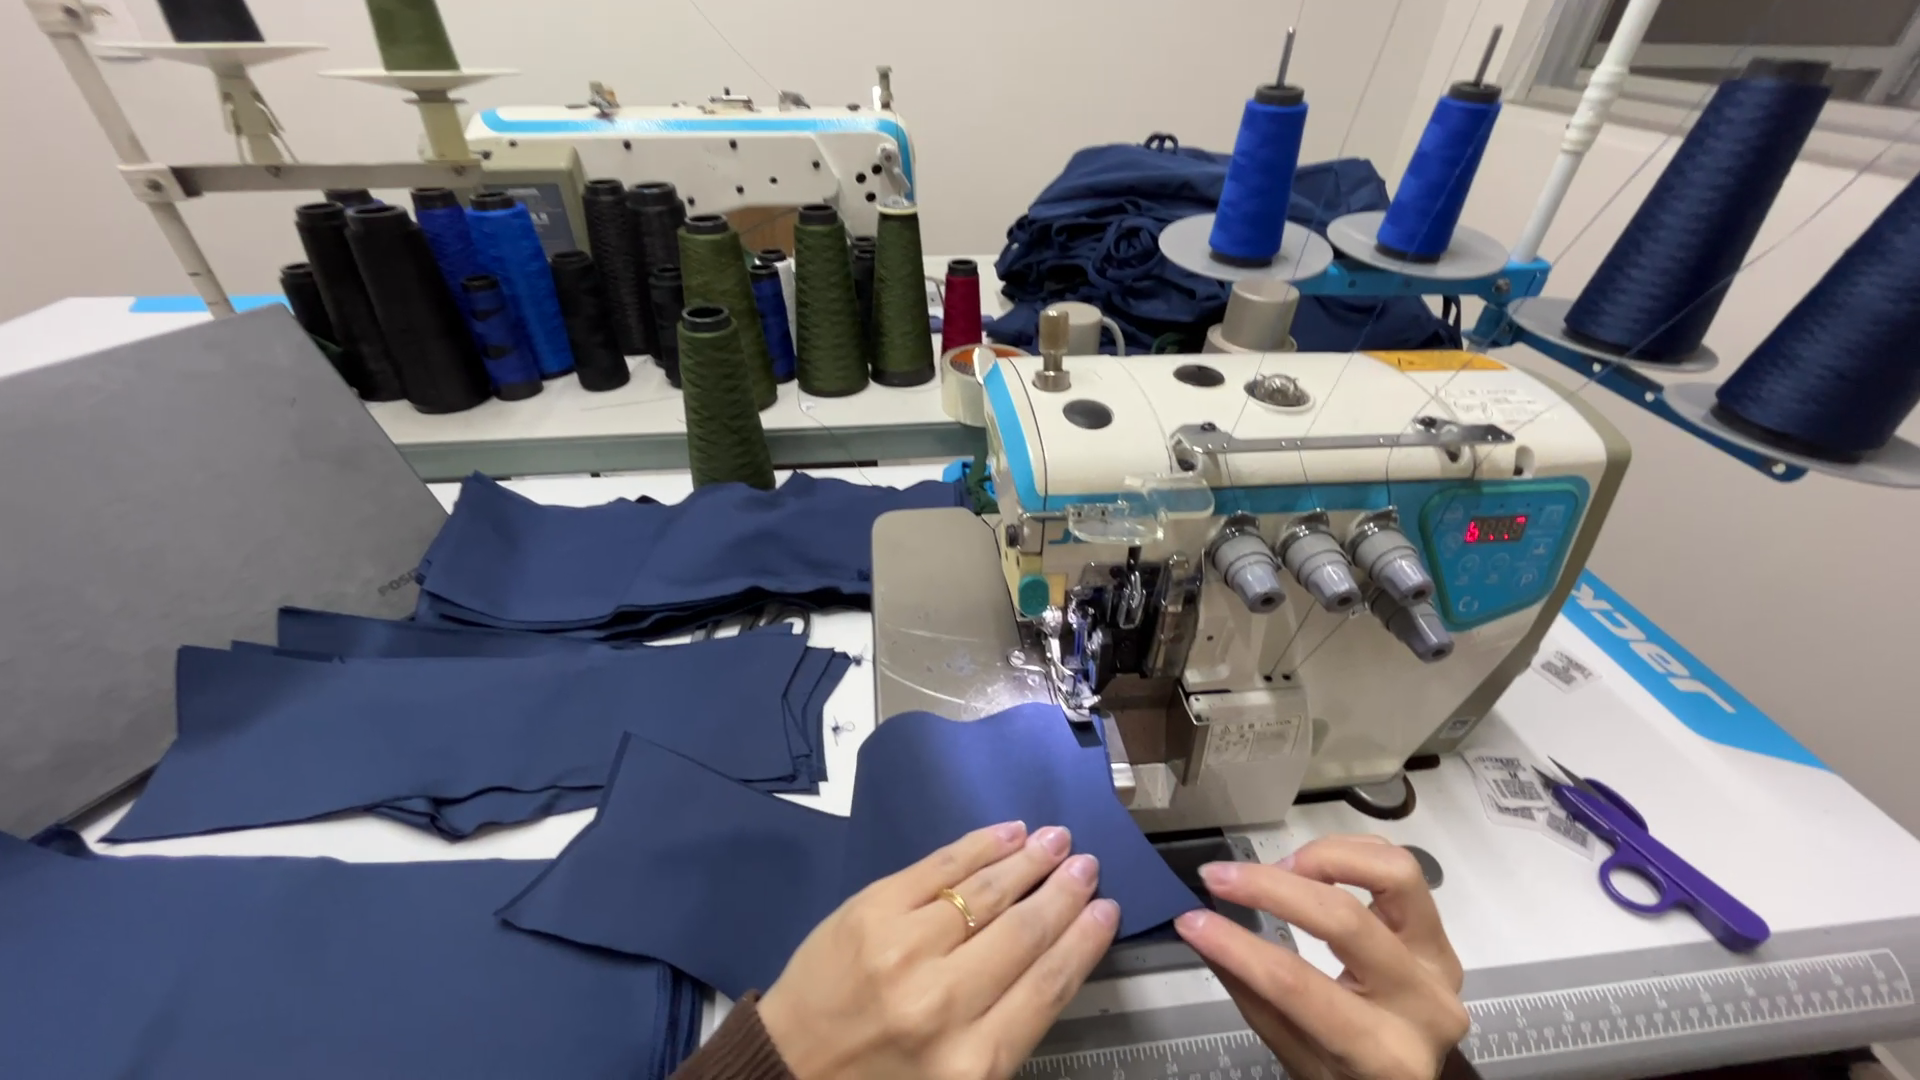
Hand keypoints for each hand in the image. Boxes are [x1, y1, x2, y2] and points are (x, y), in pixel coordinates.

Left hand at [759, 821, 1119, 1079]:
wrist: (789, 1068)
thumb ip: (1006, 1026)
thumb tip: (1056, 951)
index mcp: (972, 1064)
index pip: (1047, 986)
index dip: (1083, 942)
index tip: (1107, 910)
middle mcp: (943, 1005)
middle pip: (1024, 933)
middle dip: (1063, 894)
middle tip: (1087, 865)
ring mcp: (904, 949)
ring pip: (988, 892)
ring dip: (1029, 860)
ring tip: (1057, 840)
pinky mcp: (872, 909)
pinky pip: (941, 866)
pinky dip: (981, 845)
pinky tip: (1008, 833)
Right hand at [1175, 835, 1468, 1079]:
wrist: (1406, 1079)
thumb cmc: (1342, 1071)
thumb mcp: (1291, 1051)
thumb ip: (1246, 986)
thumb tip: (1195, 924)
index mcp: (1383, 1055)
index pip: (1297, 984)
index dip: (1236, 945)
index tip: (1191, 918)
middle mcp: (1425, 1004)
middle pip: (1345, 919)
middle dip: (1270, 886)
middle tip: (1220, 877)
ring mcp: (1439, 963)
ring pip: (1395, 874)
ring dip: (1325, 858)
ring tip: (1280, 868)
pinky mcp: (1438, 934)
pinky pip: (1398, 868)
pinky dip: (1350, 854)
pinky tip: (1313, 869)